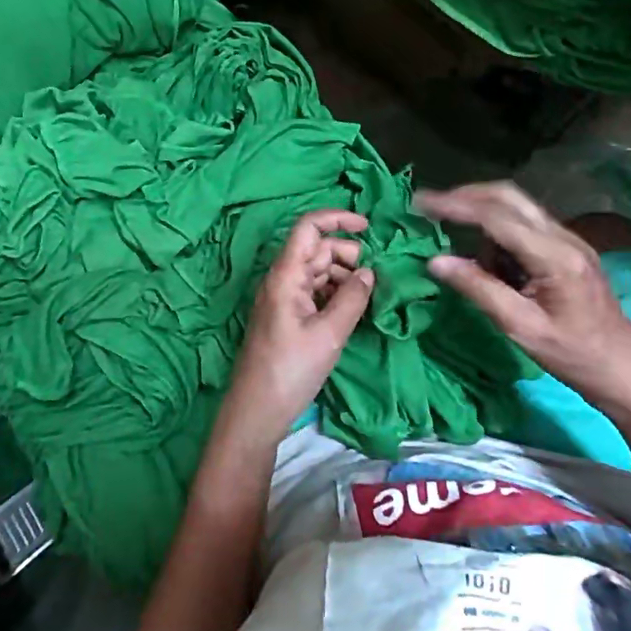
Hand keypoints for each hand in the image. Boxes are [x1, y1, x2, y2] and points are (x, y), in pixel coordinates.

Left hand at [225, 209, 374, 441]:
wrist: (256, 412)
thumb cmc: (290, 370)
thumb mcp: (330, 333)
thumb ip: (353, 298)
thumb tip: (370, 273)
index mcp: (286, 274)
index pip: (309, 227)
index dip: (337, 218)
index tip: (369, 227)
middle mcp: (283, 279)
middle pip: (318, 249)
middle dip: (349, 255)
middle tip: (374, 280)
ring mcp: (284, 298)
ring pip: (319, 271)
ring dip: (345, 277)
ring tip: (368, 298)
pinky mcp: (288, 316)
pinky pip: (315, 292)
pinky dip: (336, 294)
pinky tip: (353, 310)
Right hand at [415, 182, 630, 415]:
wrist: (626, 371)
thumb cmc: (574, 357)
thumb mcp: (521, 328)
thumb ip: (478, 289)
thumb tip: (435, 261)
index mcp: (554, 255)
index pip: (496, 216)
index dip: (455, 206)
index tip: (421, 203)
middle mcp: (564, 236)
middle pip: (508, 196)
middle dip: (467, 196)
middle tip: (431, 207)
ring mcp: (569, 240)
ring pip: (517, 208)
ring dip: (484, 217)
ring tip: (465, 255)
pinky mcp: (569, 249)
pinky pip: (527, 225)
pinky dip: (500, 232)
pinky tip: (490, 262)